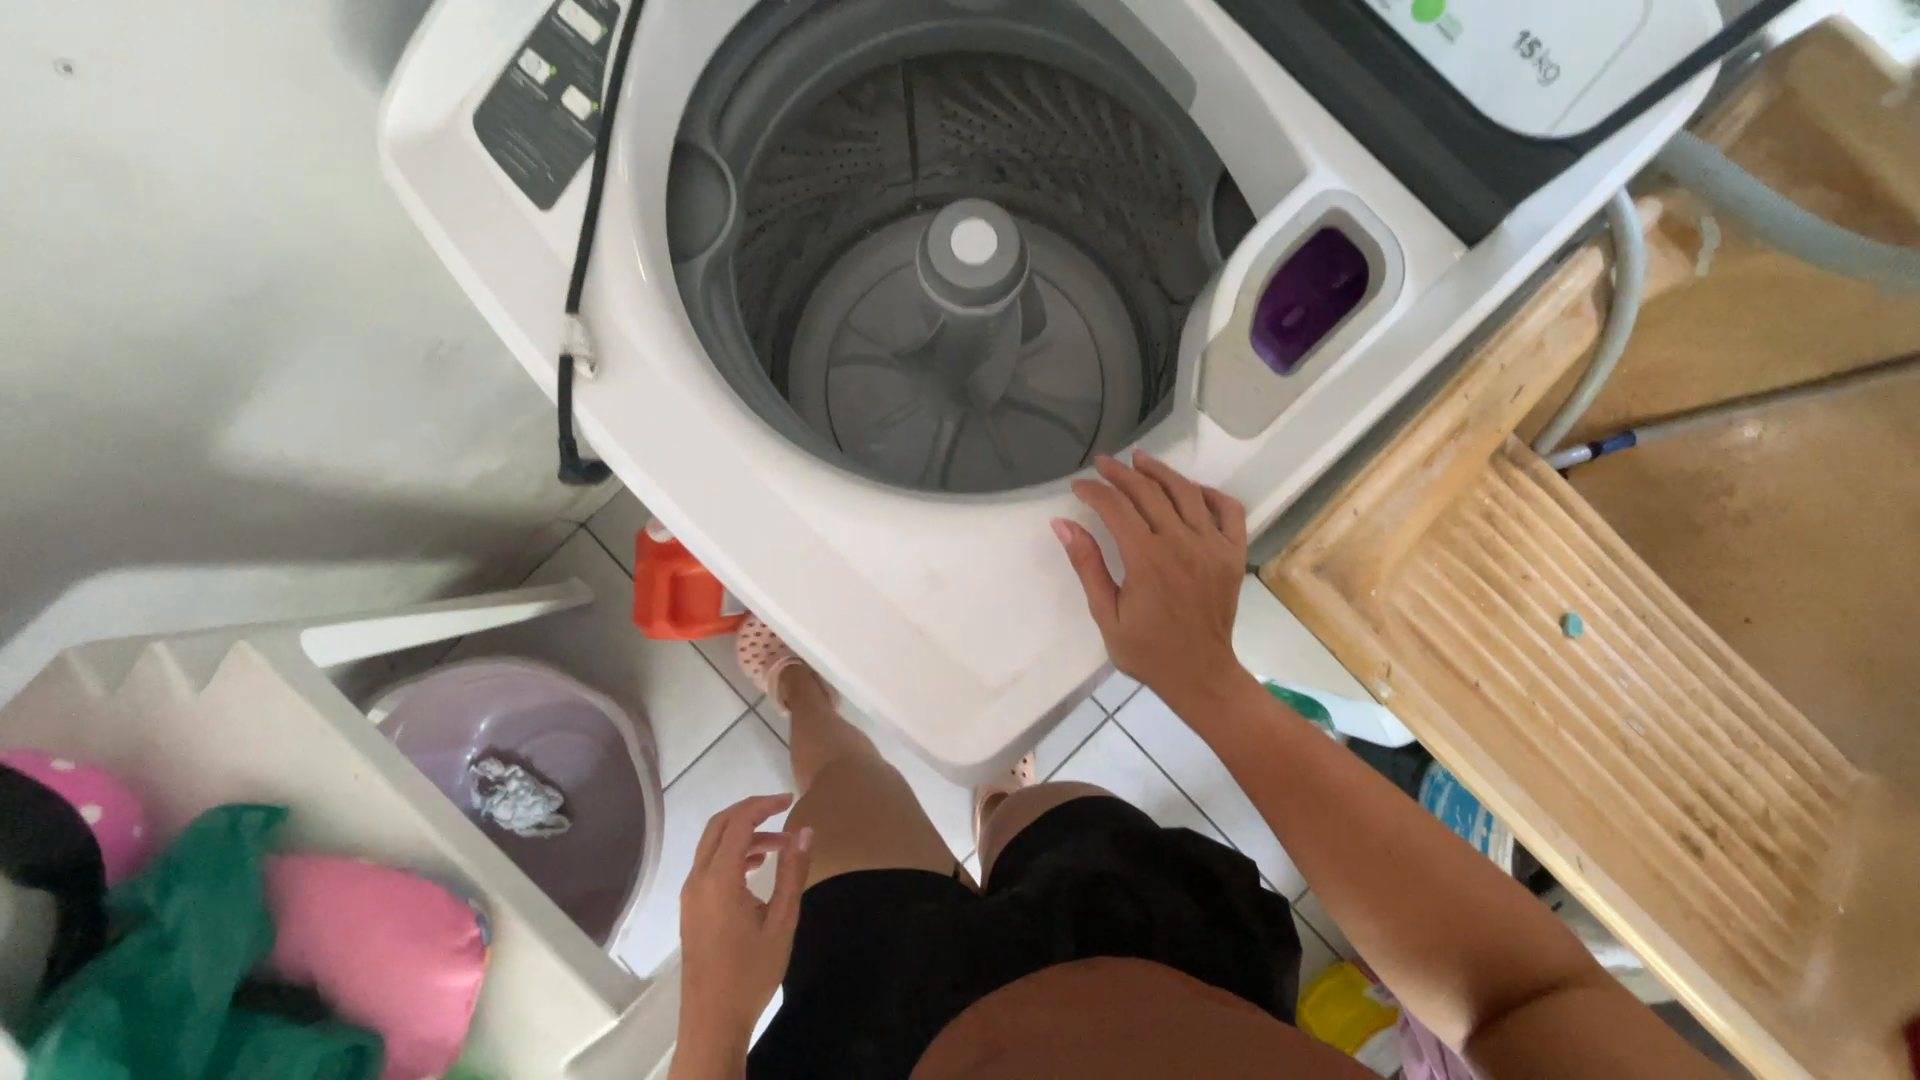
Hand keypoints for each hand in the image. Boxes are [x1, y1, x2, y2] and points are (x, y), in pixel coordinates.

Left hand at [675, 795, 812, 1072]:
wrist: (712, 1021)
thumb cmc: (751, 973)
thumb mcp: (782, 922)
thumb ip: (792, 872)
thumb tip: (805, 832)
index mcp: (718, 879)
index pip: (739, 823)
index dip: (764, 805)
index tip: (790, 800)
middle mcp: (697, 880)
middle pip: (718, 825)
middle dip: (750, 810)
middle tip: (781, 808)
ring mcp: (690, 895)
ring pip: (712, 844)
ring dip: (743, 834)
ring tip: (779, 845)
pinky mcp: (691, 908)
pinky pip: (709, 864)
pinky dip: (732, 853)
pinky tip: (757, 866)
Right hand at [1055, 451, 1249, 713]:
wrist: (1199, 674)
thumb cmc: (1146, 650)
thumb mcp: (1106, 613)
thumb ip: (1087, 565)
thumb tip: (1063, 524)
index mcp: (1146, 558)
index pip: (1116, 507)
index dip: (1094, 491)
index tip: (1079, 486)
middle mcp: (1181, 543)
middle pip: (1148, 492)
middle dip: (1121, 473)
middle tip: (1103, 464)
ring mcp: (1212, 545)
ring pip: (1186, 492)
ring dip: (1160, 472)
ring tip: (1140, 460)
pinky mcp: (1232, 553)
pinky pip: (1228, 510)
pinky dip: (1210, 493)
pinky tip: (1191, 490)